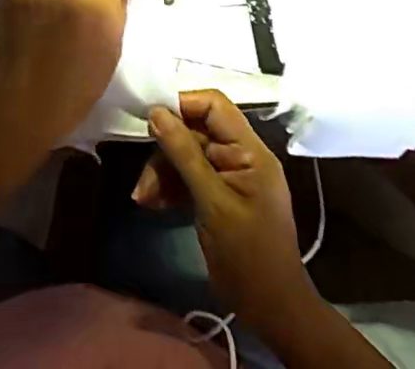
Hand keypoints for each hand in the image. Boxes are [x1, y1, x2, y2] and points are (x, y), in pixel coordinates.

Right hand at [134, 91, 312, 318]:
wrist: (270, 310)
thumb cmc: (248, 254)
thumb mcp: (212, 201)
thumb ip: (184, 154)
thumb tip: (155, 111)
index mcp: (250, 152)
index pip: (214, 106)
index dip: (182, 104)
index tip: (150, 118)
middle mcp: (240, 157)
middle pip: (193, 131)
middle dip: (165, 149)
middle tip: (144, 173)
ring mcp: (227, 176)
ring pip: (184, 154)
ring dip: (161, 172)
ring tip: (144, 197)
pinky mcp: (215, 194)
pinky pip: (185, 175)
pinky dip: (167, 186)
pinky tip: (152, 203)